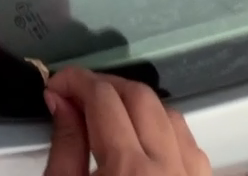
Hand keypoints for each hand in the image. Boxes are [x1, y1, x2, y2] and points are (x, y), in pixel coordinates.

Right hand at [43, 68, 210, 175]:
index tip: (54, 87)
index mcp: (129, 169)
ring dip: (138, 107)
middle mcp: (170, 169)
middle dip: (105, 86)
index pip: (103, 97)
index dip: (74, 80)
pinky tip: (143, 146)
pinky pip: (193, 149)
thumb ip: (65, 145)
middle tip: (77, 98)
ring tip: (110, 119)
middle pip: (140, 96)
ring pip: (172, 117)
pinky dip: (166, 134)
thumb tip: (61, 99)